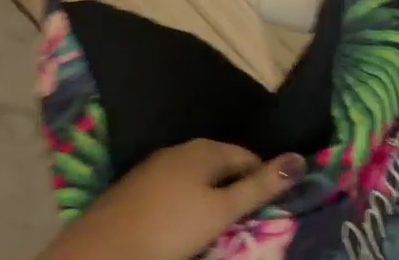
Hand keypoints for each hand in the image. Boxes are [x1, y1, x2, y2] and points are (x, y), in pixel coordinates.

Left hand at [38, 140, 304, 259]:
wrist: (97, 253)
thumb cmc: (169, 230)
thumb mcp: (222, 212)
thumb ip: (261, 186)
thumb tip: (301, 158)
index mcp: (206, 149)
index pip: (248, 156)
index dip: (260, 180)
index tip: (262, 209)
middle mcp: (180, 149)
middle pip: (220, 165)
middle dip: (232, 188)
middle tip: (236, 221)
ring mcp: (152, 167)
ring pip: (193, 178)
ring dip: (205, 197)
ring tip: (207, 227)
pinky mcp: (131, 189)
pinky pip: (169, 190)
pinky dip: (180, 204)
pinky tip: (174, 226)